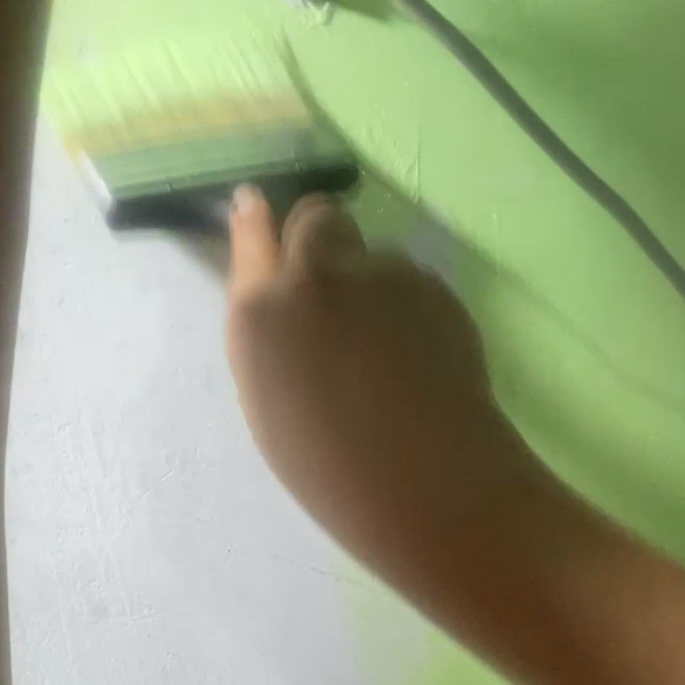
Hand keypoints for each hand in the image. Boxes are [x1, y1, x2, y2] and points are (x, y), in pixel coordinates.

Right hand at [225, 185, 564, 595]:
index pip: (251, 238)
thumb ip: (270, 339)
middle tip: (332, 288)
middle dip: (318, 240)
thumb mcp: (270, 403)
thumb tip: (283, 305)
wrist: (424, 481)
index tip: (254, 203)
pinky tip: (420, 355)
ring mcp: (381, 276)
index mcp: (260, 315)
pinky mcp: (433, 287)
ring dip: (371, 282)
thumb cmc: (328, 468)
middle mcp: (316, 277)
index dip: (254, 220)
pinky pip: (412, 281)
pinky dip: (409, 306)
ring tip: (387, 348)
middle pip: (316, 217)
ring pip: (372, 254)